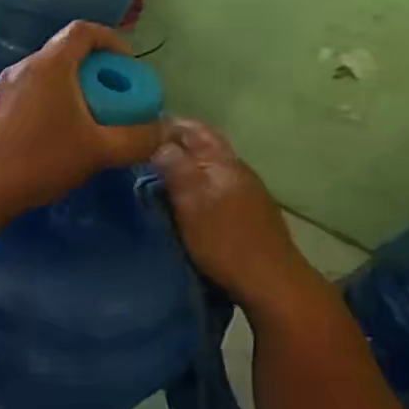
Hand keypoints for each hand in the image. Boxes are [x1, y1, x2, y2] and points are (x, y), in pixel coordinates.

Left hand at [0, 21, 162, 218]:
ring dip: (75, 87)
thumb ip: (137, 139)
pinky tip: (63, 131)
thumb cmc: (42, 161)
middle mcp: (24, 66)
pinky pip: (33, 89)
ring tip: (93, 117)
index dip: (112, 40)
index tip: (128, 66)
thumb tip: (164, 131)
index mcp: (50, 65)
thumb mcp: (99, 151)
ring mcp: (6, 86)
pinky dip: (55, 98)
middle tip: (115, 98)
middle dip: (97, 70)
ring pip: (49, 73)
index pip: (84, 30)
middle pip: (67, 51)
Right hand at [150, 117, 322, 310]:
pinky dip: (194, 184)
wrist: (271, 283)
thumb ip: (176, 167)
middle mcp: (237, 169)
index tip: (137, 131)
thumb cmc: (224, 241)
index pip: (193, 129)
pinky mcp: (247, 213)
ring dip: (185, 165)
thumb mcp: (191, 202)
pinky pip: (214, 186)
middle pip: (203, 145)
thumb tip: (158, 142)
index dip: (166, 125)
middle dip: (174, 143)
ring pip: (209, 166)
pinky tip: (181, 198)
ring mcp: (245, 191)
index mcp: (223, 162)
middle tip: (140, 152)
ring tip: (155, 174)